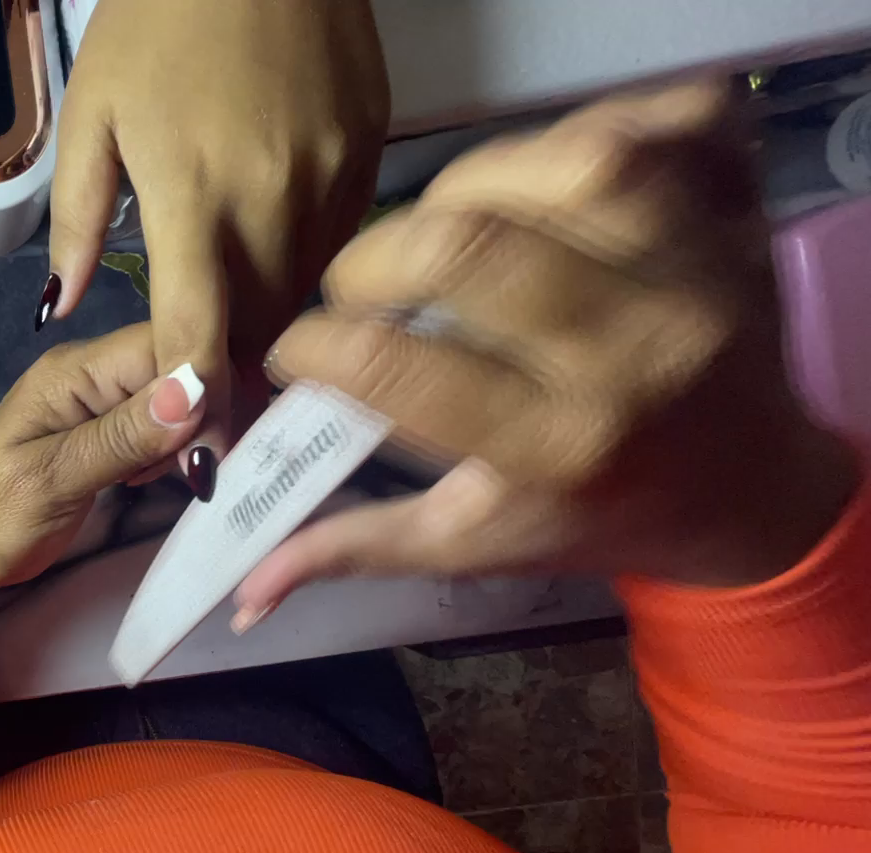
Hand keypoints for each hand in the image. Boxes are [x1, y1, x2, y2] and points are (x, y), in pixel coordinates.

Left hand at [0, 325, 205, 647]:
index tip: (220, 444)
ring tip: (191, 476)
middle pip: (175, 366)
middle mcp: (89, 376)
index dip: (205, 384)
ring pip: (173, 400)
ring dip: (193, 434)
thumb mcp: (52, 480)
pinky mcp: (104, 436)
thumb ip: (120, 437)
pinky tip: (169, 477)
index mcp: (72, 371)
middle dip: (205, 412)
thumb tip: (195, 389)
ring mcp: (97, 406)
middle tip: (208, 468)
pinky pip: (156, 427)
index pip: (164, 344)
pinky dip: (174, 450)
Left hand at [45, 0, 388, 473]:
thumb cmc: (154, 26)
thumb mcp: (89, 123)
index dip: (197, 406)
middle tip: (213, 440)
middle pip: (257, 331)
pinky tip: (273, 295)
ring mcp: (330, 181)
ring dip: (269, 344)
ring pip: (300, 299)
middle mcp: (273, 202)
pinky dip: (299, 287)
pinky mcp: (367, 158)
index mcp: (194, 199)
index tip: (198, 467)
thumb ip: (76, 225)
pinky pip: (331, 253)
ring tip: (240, 379)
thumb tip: (65, 302)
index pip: (198, 331)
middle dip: (235, 391)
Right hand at [237, 81, 858, 623]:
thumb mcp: (456, 547)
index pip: (394, 369)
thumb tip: (241, 596)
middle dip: (370, 262)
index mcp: (551, 447)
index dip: (313, 347)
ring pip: (563, 171)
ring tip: (428, 231)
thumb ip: (346, 552)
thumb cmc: (578, 518)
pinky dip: (578, 135)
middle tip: (352, 291)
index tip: (294, 354)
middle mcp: (635, 351)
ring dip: (461, 189)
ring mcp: (703, 267)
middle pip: (468, 252)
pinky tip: (527, 184)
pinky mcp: (746, 207)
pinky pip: (665, 120)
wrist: (743, 488)